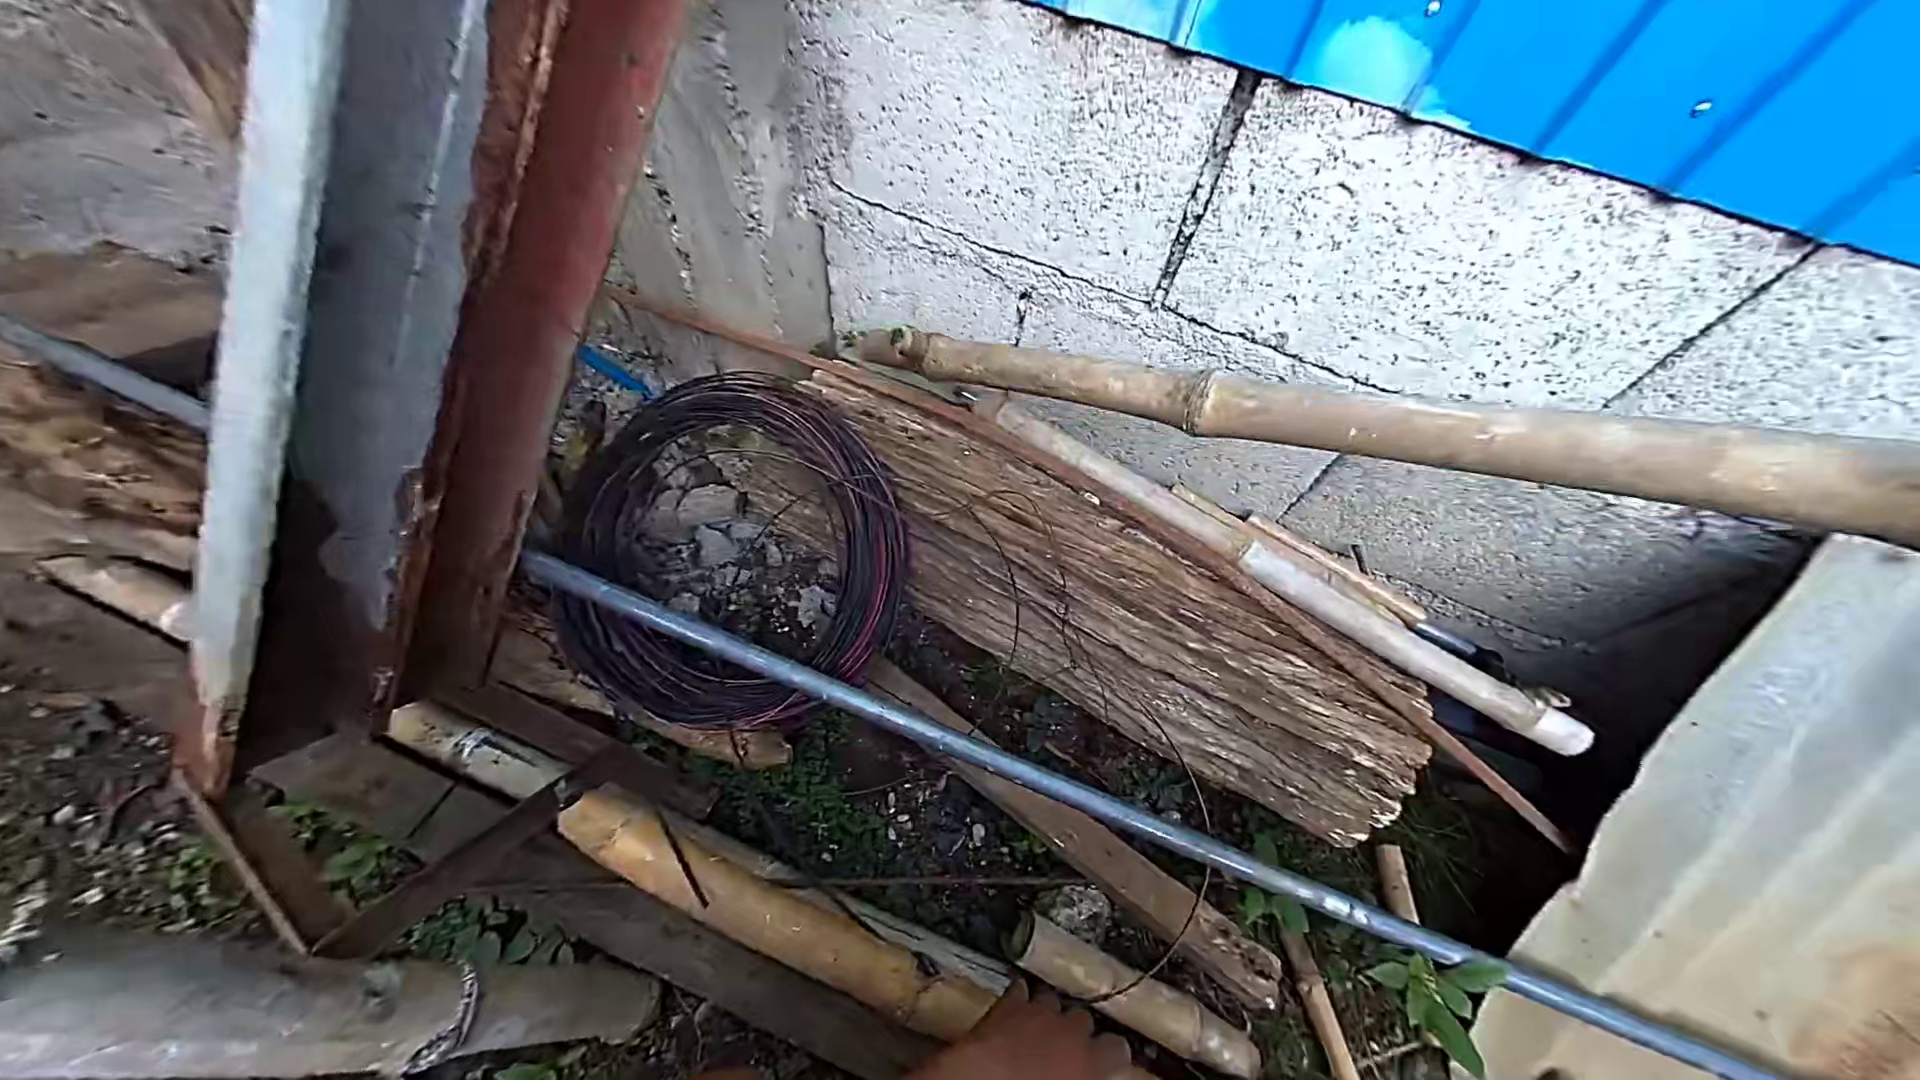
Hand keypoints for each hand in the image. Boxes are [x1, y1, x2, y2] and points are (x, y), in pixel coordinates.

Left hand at [908, 980, 1133, 1079]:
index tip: (1110, 1057)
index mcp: (1088, 1060)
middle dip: (1077, 1030)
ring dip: (1049, 1013)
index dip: (1113, 1052)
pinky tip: (1017, 1007)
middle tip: (1068, 1049)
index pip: (1117, 1048)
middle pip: (1084, 1018)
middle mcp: (1068, 1029)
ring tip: (1041, 1030)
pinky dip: (1021, 998)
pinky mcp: (1011, 1000)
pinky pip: (1021, 990)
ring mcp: (1039, 1010)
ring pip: (1054, 1000)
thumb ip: (1083, 1078)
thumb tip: (1083, 1075)